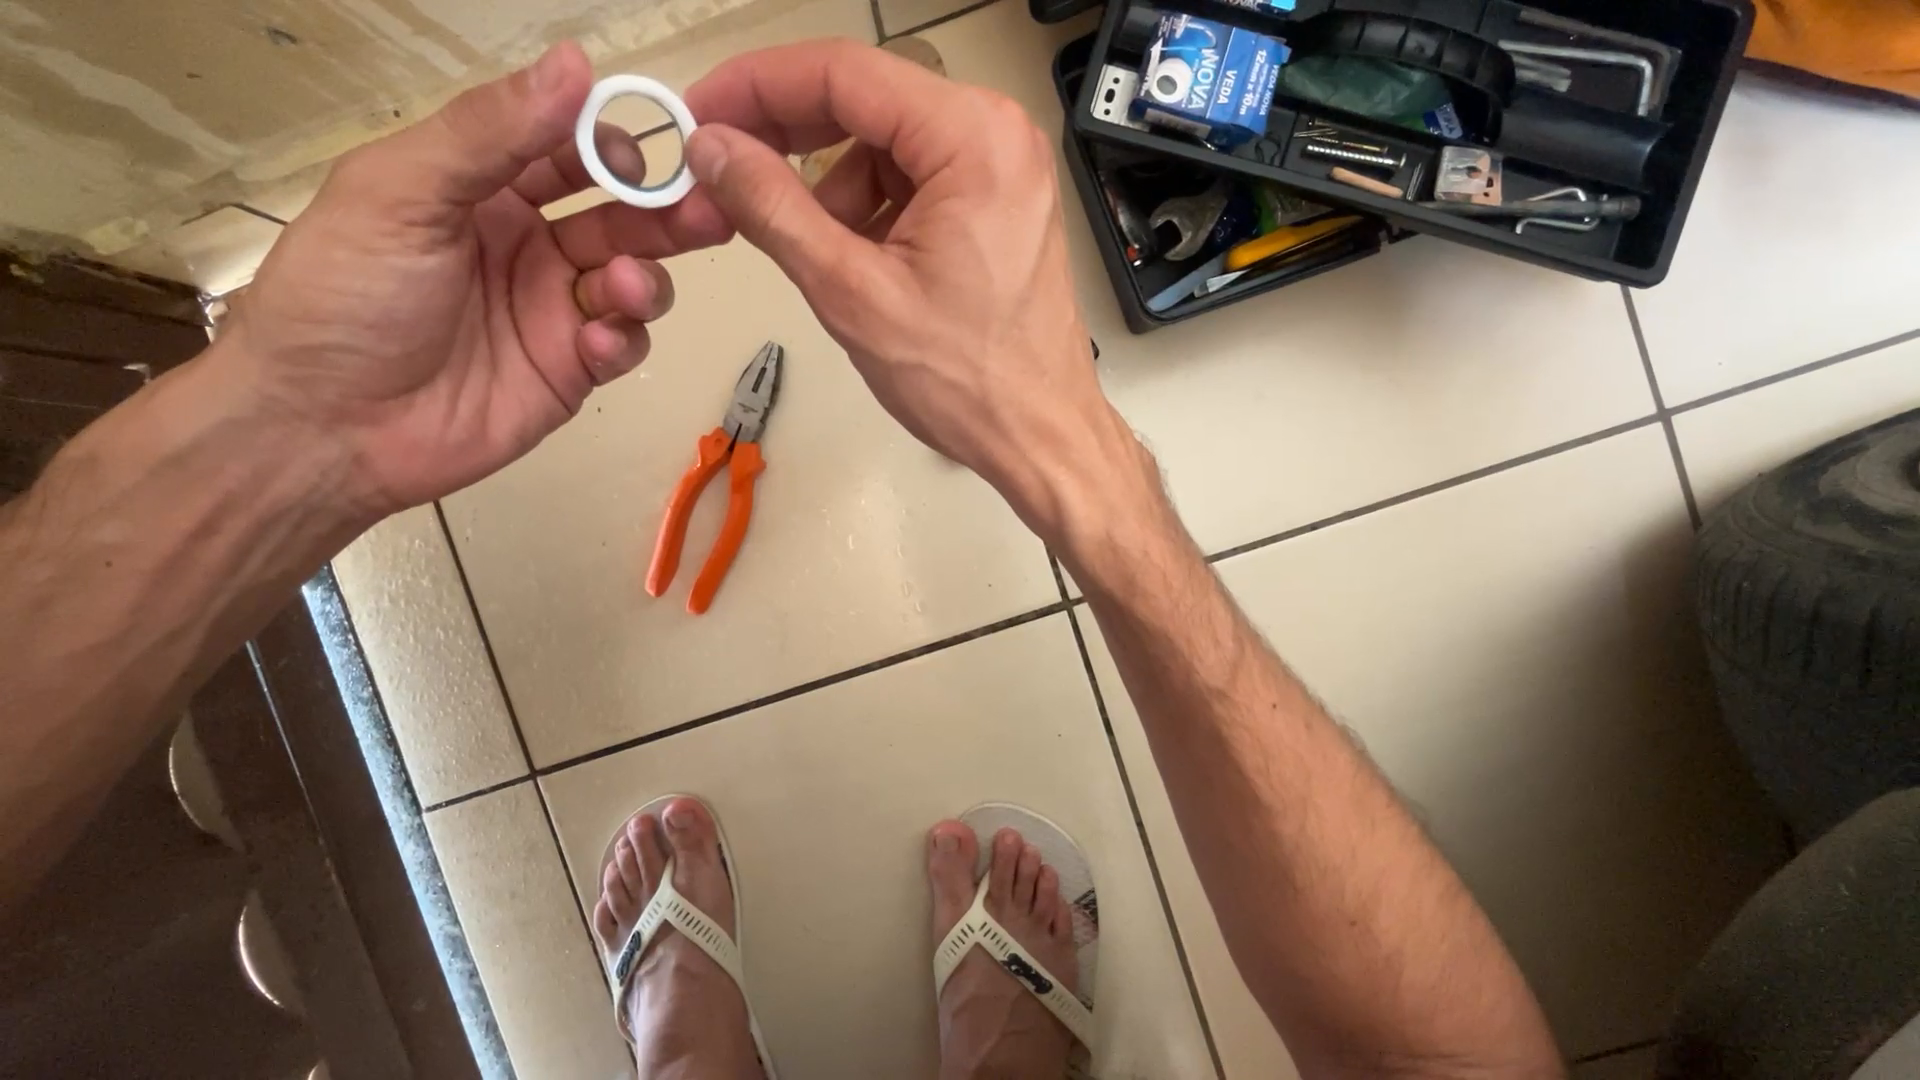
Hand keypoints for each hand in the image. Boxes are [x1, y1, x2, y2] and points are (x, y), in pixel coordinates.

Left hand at [215, 42, 733, 518]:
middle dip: (666, 214)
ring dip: (645, 280)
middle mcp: (530, 246)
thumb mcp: (401, 192)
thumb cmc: (348, 295)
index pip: (569, 154)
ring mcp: (556, 312)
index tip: (646, 155)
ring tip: (625, 290)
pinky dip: (622, 340)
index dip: (613, 147)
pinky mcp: (573, 372)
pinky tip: (593, 345)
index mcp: (485, 192)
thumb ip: (491, 132)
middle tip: (708, 215)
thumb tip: (578, 61)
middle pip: (622, 219)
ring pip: (636, 282)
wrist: (329, 427)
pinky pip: (623, 345)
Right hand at [682, 40, 1128, 530]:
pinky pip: (916, 182)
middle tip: (724, 173)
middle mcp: (999, 135)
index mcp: (973, 139)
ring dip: (832, 186)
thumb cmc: (967, 381)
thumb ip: (773, 209)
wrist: (1038, 436)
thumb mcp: (852, 293)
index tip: (698, 115)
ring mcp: (1004, 169)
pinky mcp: (999, 206)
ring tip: (813, 251)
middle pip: (866, 101)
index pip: (842, 73)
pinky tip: (855, 259)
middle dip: (788, 137)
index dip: (757, 87)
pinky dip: (871, 209)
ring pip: (886, 146)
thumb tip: (712, 149)